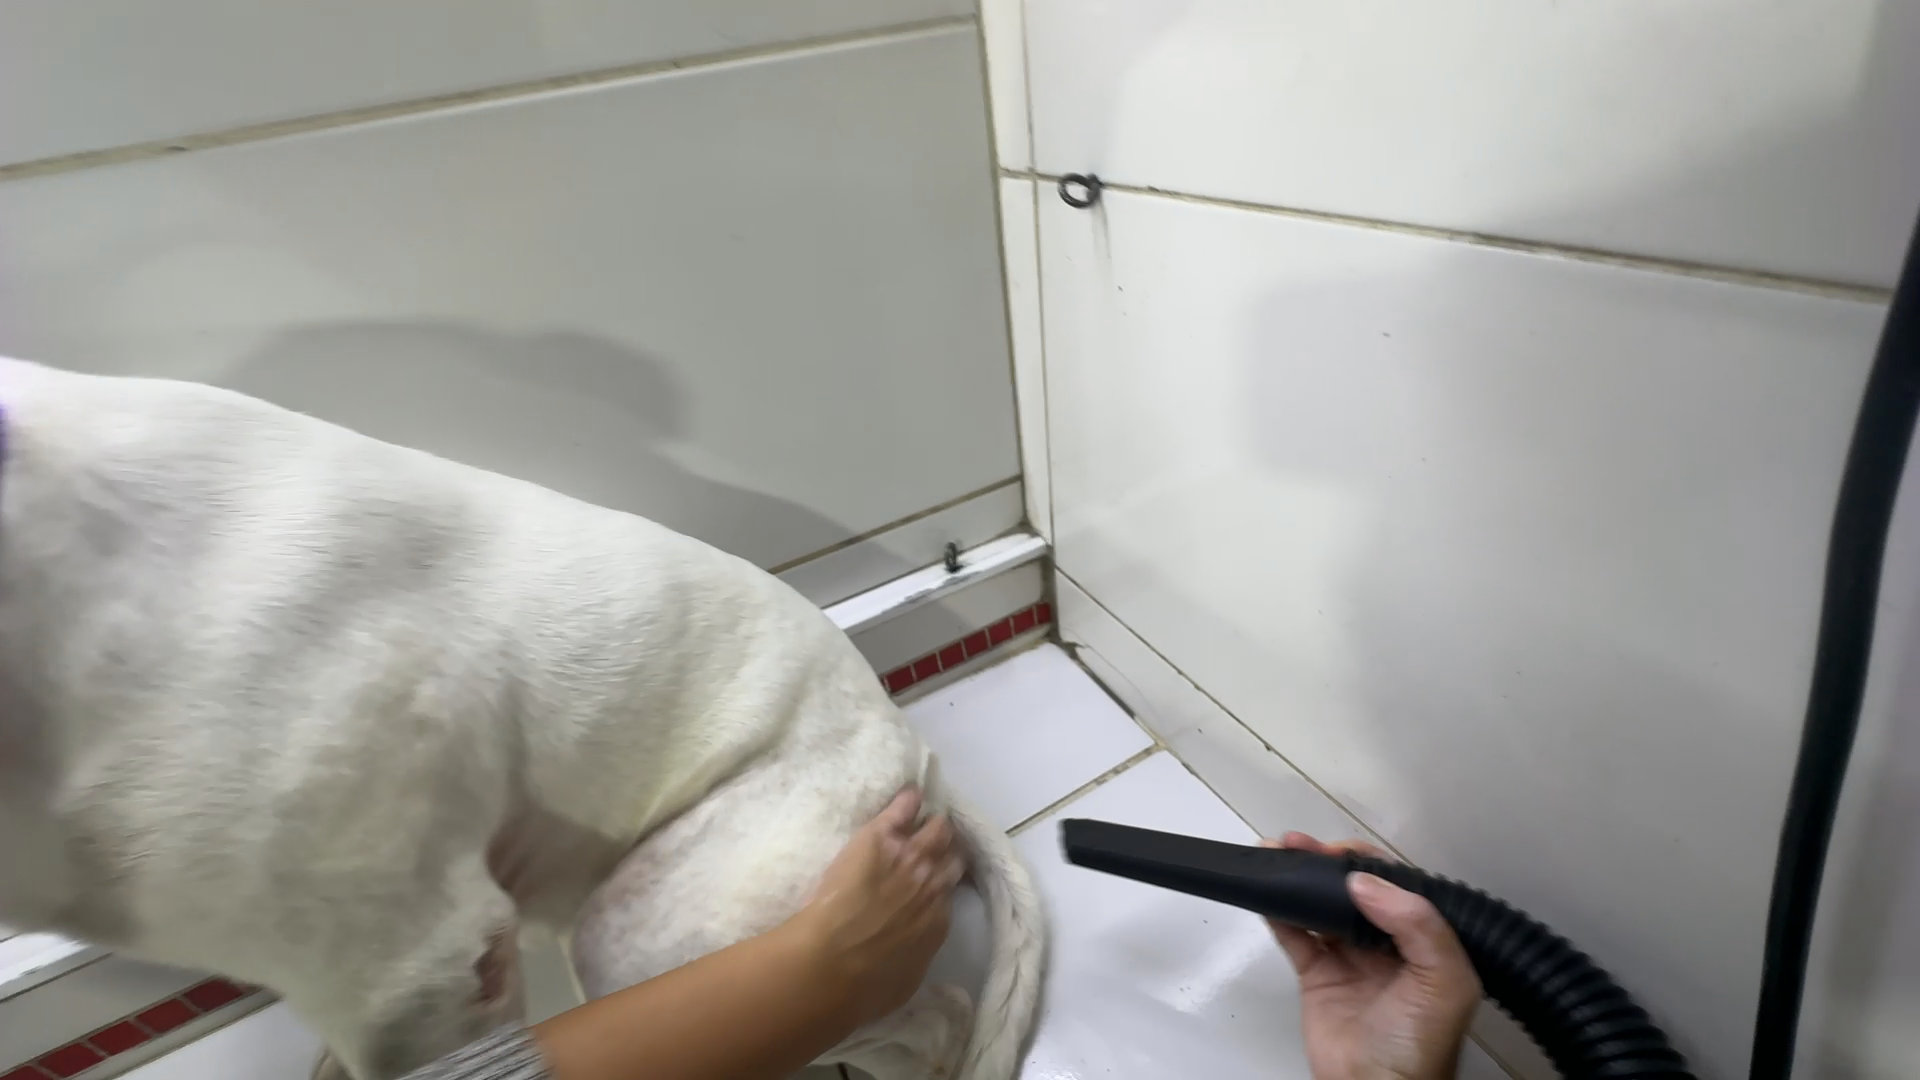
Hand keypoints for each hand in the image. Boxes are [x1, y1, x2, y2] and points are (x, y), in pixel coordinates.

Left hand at [786, 789, 964, 1026]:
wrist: (832, 961)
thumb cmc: (865, 985)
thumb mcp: (906, 981)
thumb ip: (919, 956)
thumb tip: (919, 947)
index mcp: (938, 916)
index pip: (951, 887)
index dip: (942, 880)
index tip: (932, 879)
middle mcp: (932, 880)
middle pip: (952, 851)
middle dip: (945, 847)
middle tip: (931, 846)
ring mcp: (909, 854)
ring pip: (938, 826)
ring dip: (932, 823)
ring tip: (921, 819)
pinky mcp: (881, 834)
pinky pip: (905, 806)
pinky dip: (908, 799)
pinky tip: (907, 796)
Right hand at [1266, 834, 1480, 1079]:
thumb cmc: (1417, 1047)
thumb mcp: (1443, 986)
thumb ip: (1419, 928)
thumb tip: (1362, 883)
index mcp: (1422, 943)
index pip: (1395, 885)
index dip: (1366, 860)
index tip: (1336, 850)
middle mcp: (1385, 944)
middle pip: (1350, 888)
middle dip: (1323, 860)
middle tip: (1296, 844)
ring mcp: (1347, 957)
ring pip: (1319, 903)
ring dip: (1296, 877)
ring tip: (1273, 854)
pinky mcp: (1314, 973)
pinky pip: (1292, 932)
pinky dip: (1276, 910)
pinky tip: (1264, 892)